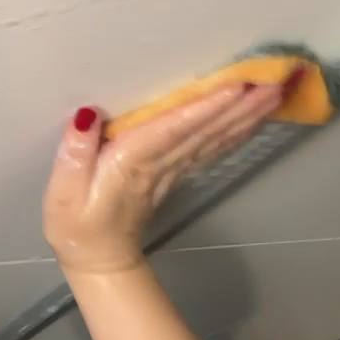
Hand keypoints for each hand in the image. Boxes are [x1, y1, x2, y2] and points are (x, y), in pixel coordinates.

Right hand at [43, 80, 288, 276]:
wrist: (97, 259)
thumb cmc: (75, 224)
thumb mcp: (62, 189)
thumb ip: (74, 151)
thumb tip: (87, 115)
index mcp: (132, 163)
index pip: (174, 130)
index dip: (205, 107)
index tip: (237, 85)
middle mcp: (160, 165)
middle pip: (205, 132)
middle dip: (240, 106)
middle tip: (277, 80)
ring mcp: (172, 172)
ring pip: (214, 140)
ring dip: (245, 117)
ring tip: (274, 93)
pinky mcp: (174, 177)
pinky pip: (210, 151)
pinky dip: (235, 135)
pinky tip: (250, 121)